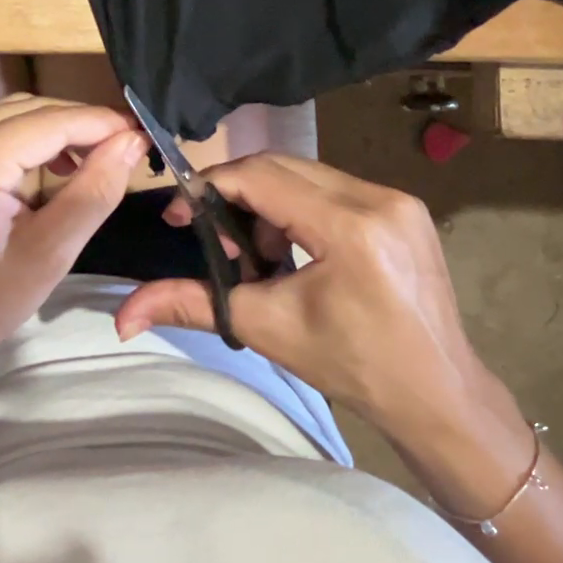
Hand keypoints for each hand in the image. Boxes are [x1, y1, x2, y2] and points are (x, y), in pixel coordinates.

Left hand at [0, 94, 149, 371]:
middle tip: (125, 146)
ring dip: (53, 127)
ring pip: (9, 113)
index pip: (50, 121)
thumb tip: (132, 140)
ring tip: (94, 156)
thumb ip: (95, 191)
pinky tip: (52, 164)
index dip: (100, 122)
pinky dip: (25, 136)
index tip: (142, 133)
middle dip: (79, 123)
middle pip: (28, 109)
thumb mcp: (51, 251)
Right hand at [114, 153, 500, 435]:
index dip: (209, 188)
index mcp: (349, 227)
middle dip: (234, 194)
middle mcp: (378, 198)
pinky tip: (293, 249)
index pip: (259, 176)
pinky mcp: (406, 208)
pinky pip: (332, 186)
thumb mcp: (265, 328)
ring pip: (304, 173)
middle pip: (280, 166)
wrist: (440, 397)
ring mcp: (398, 200)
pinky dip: (297, 207)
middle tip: (217, 240)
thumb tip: (121, 317)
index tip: (179, 216)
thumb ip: (190, 304)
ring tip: (257, 254)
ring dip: (265, 201)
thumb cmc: (353, 365)